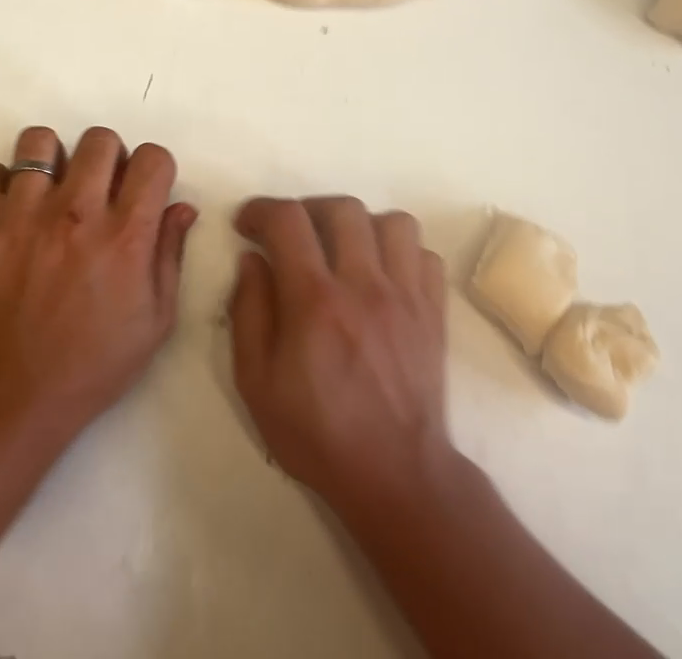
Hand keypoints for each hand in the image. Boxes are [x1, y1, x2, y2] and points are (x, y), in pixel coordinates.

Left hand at [0, 126, 197, 432]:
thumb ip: (169, 257)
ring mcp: (21, 214)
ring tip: (47, 193)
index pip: (153, 160)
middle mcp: (75, 213)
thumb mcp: (154, 322)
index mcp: (125, 237)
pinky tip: (5, 206)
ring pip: (37, 141)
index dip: (155, 170)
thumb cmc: (90, 366)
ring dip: (49, 160)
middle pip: (99, 139)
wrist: (11, 395)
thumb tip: (181, 208)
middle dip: (108, 158)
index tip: (143, 191)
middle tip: (98, 192)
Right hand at [229, 196, 452, 506]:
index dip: (260, 210)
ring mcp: (407, 297)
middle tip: (288, 236)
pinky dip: (398, 252)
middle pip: (341, 208)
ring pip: (392, 222)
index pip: (288, 220)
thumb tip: (252, 260)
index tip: (246, 226)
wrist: (394, 473)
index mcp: (314, 301)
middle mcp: (365, 285)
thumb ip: (249, 312)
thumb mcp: (255, 381)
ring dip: (358, 225)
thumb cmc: (315, 433)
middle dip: (305, 210)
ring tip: (339, 250)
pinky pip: (424, 255)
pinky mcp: (434, 313)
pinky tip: (377, 275)